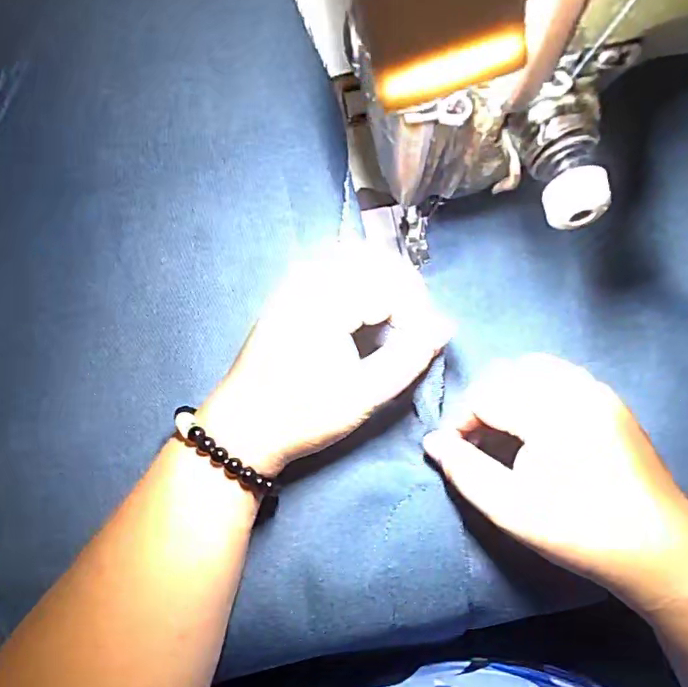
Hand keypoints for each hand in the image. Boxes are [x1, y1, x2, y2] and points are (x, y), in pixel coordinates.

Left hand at [198, 242, 453, 475]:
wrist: (243, 428)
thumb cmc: (302, 417)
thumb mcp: (365, 395)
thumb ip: (410, 357)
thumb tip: (445, 327)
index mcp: (326, 299)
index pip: (393, 282)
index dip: (419, 313)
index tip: (422, 346)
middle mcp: (309, 277)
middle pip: (377, 259)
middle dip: (406, 293)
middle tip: (413, 334)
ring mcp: (295, 280)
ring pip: (357, 257)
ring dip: (384, 285)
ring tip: (393, 325)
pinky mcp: (289, 291)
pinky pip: (336, 266)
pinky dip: (361, 283)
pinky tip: (365, 317)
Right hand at [421, 354, 687, 611]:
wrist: (656, 547)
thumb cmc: (577, 531)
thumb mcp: (510, 509)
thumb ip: (465, 470)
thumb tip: (434, 441)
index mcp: (551, 410)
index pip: (486, 394)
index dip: (461, 421)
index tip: (455, 452)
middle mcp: (577, 388)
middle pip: (511, 371)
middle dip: (484, 401)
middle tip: (477, 443)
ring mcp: (601, 392)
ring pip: (539, 369)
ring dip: (511, 393)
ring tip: (505, 435)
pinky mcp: (615, 404)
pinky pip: (564, 378)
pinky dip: (538, 392)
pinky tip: (538, 430)